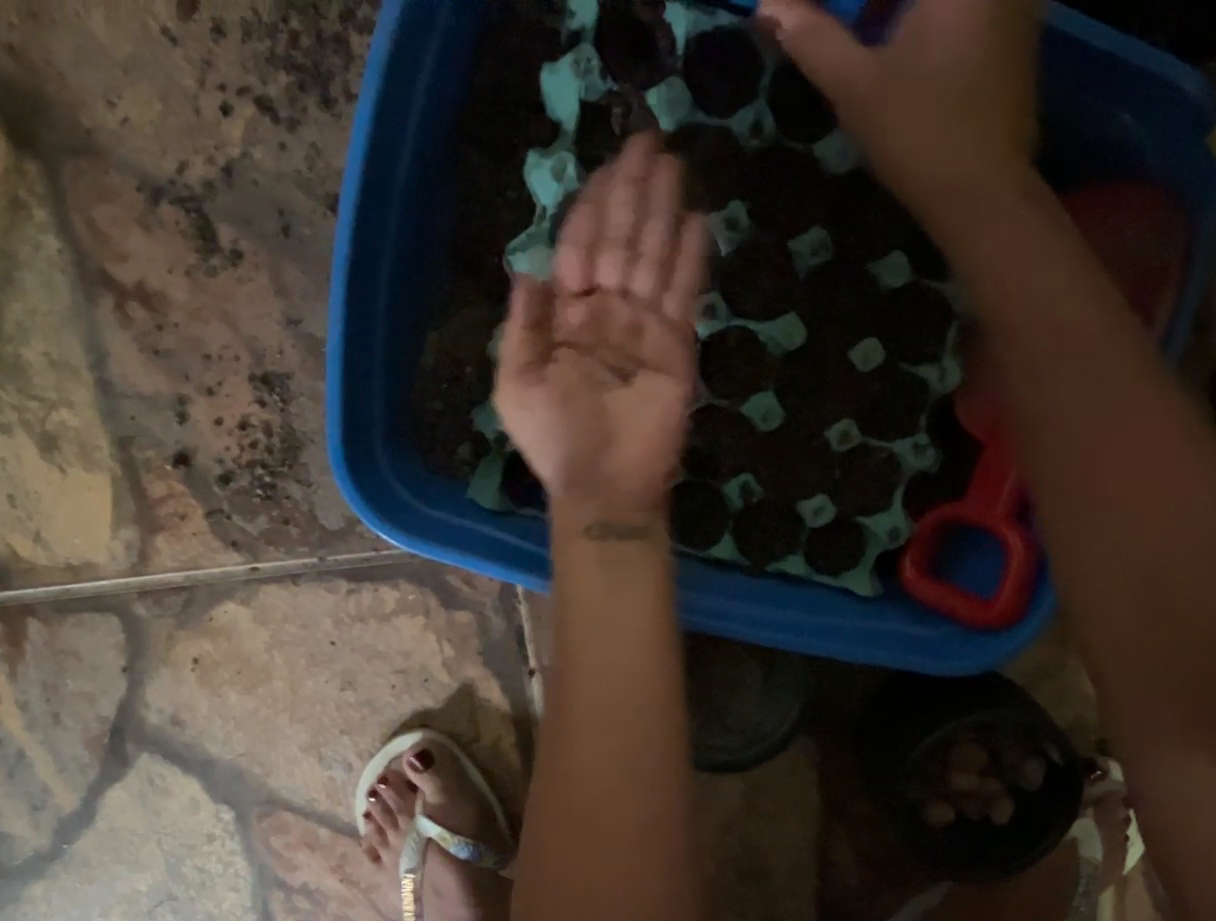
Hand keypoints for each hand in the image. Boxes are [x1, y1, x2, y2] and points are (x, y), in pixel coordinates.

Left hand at [495, 133, 710, 523]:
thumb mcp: (517, 380)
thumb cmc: (553, 437)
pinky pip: (684, 295)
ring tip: (675, 165)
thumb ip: (524, 323)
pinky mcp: (678, 347)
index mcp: (565, 317)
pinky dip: (691, 259)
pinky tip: (698, 222)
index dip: (592, 205)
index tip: (606, 164)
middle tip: (649, 141)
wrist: (603, 484)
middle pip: (621, 240)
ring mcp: (645, 328)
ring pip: (654, 257)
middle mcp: (607, 313)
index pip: (580, 247)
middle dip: (632, 192)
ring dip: (663, 211)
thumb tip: (524, 267)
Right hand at [757, 0, 1040, 227]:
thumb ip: (812, 36)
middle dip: (862, 6)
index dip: (834, 3)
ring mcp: (1011, 6)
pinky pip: (959, 11)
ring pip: (931, 3)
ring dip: (889, 12)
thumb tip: (768, 4)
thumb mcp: (854, 85)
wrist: (983, 195)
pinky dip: (922, 20)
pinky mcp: (1014, 35)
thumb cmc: (918, 134)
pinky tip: (895, 45)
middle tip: (820, 20)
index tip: (800, 10)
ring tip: (855, 30)